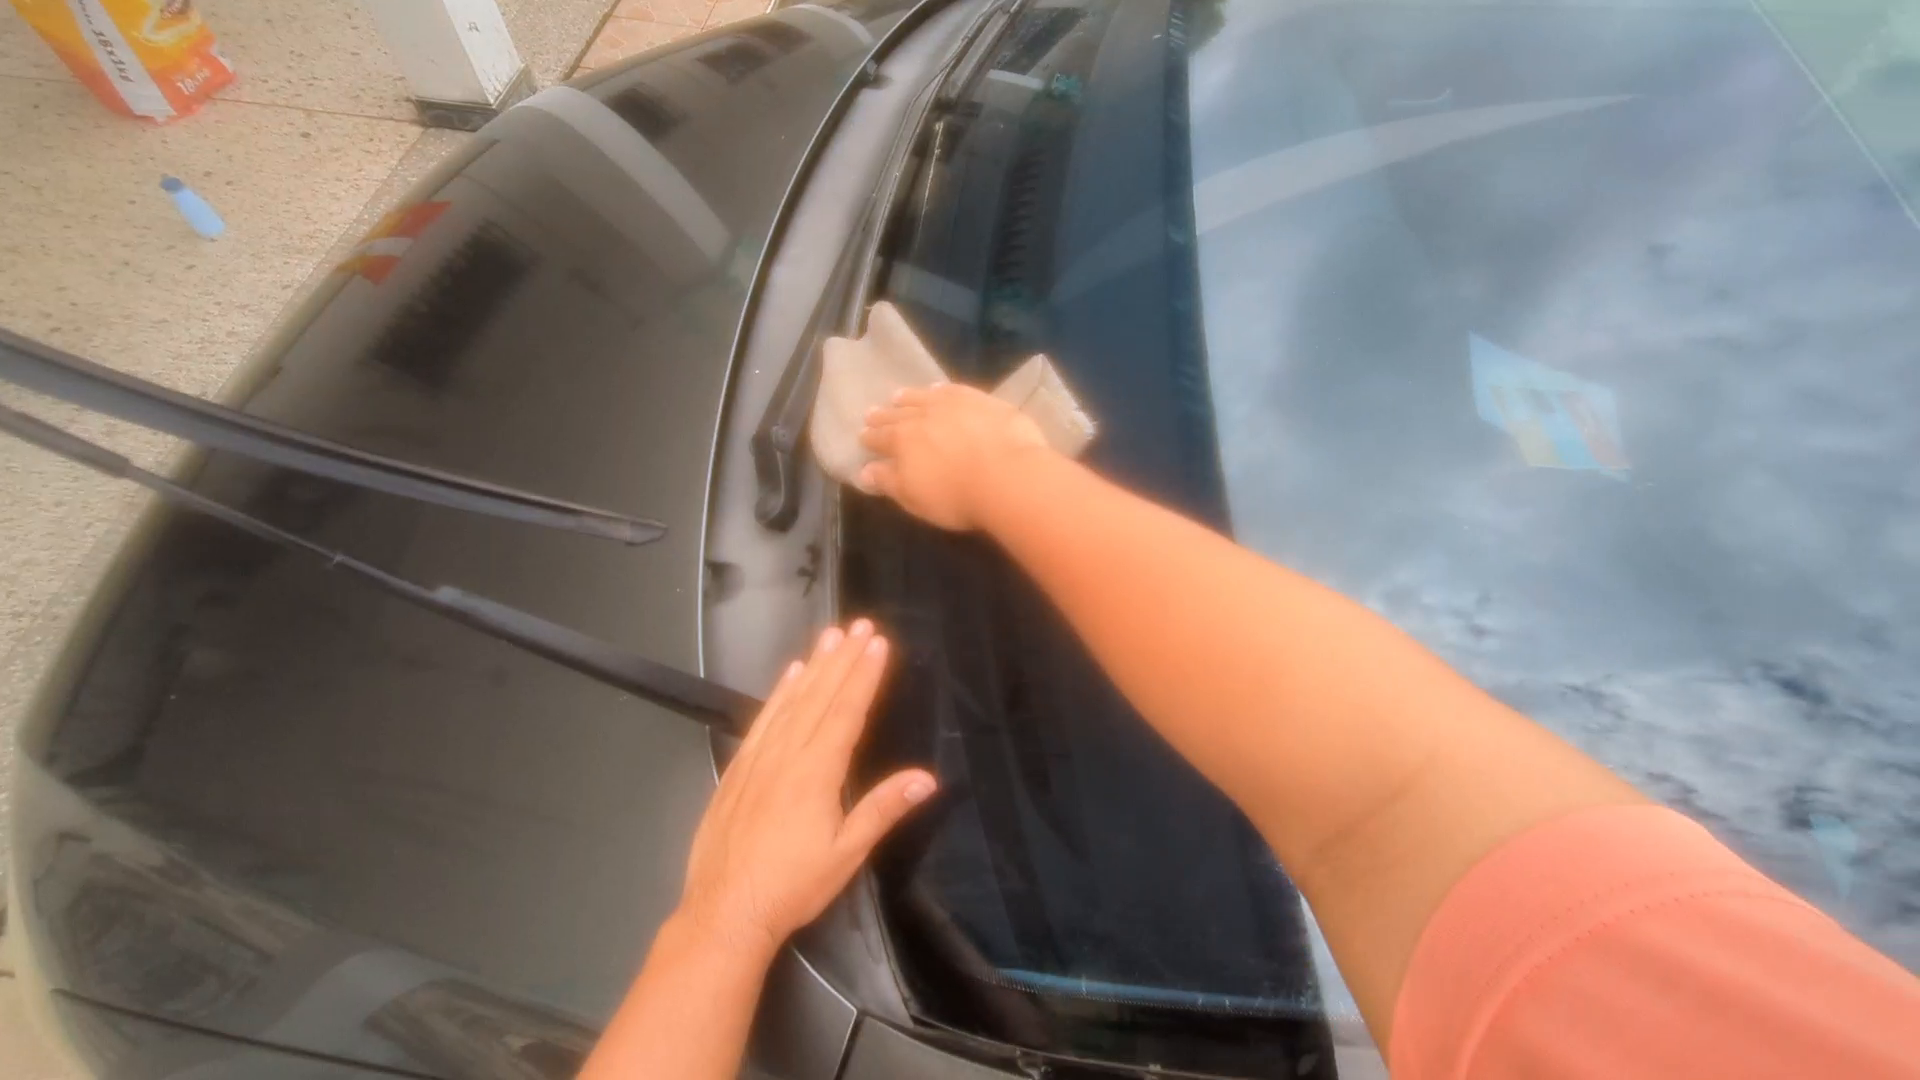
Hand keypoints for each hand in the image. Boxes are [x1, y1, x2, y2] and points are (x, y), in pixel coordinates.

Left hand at [677, 620, 935, 958]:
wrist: (723, 911)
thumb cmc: (792, 886)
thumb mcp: (846, 854)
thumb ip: (883, 810)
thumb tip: (927, 778)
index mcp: (815, 773)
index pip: (845, 712)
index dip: (863, 676)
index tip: (878, 643)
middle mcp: (786, 755)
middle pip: (819, 697)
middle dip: (842, 659)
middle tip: (860, 624)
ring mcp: (757, 759)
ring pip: (790, 702)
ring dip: (813, 666)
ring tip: (830, 637)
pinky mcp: (737, 770)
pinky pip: (762, 720)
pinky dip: (777, 694)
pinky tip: (788, 676)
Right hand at [858, 383, 1049, 530]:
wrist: (1008, 475)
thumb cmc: (956, 496)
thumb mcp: (915, 498)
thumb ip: (888, 482)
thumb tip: (864, 471)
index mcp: (902, 441)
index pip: (880, 438)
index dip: (870, 438)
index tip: (862, 434)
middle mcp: (923, 416)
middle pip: (898, 414)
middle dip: (884, 415)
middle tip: (872, 412)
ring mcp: (953, 404)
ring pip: (924, 397)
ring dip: (909, 397)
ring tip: (899, 396)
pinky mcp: (982, 400)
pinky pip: (954, 390)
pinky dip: (942, 389)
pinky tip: (939, 389)